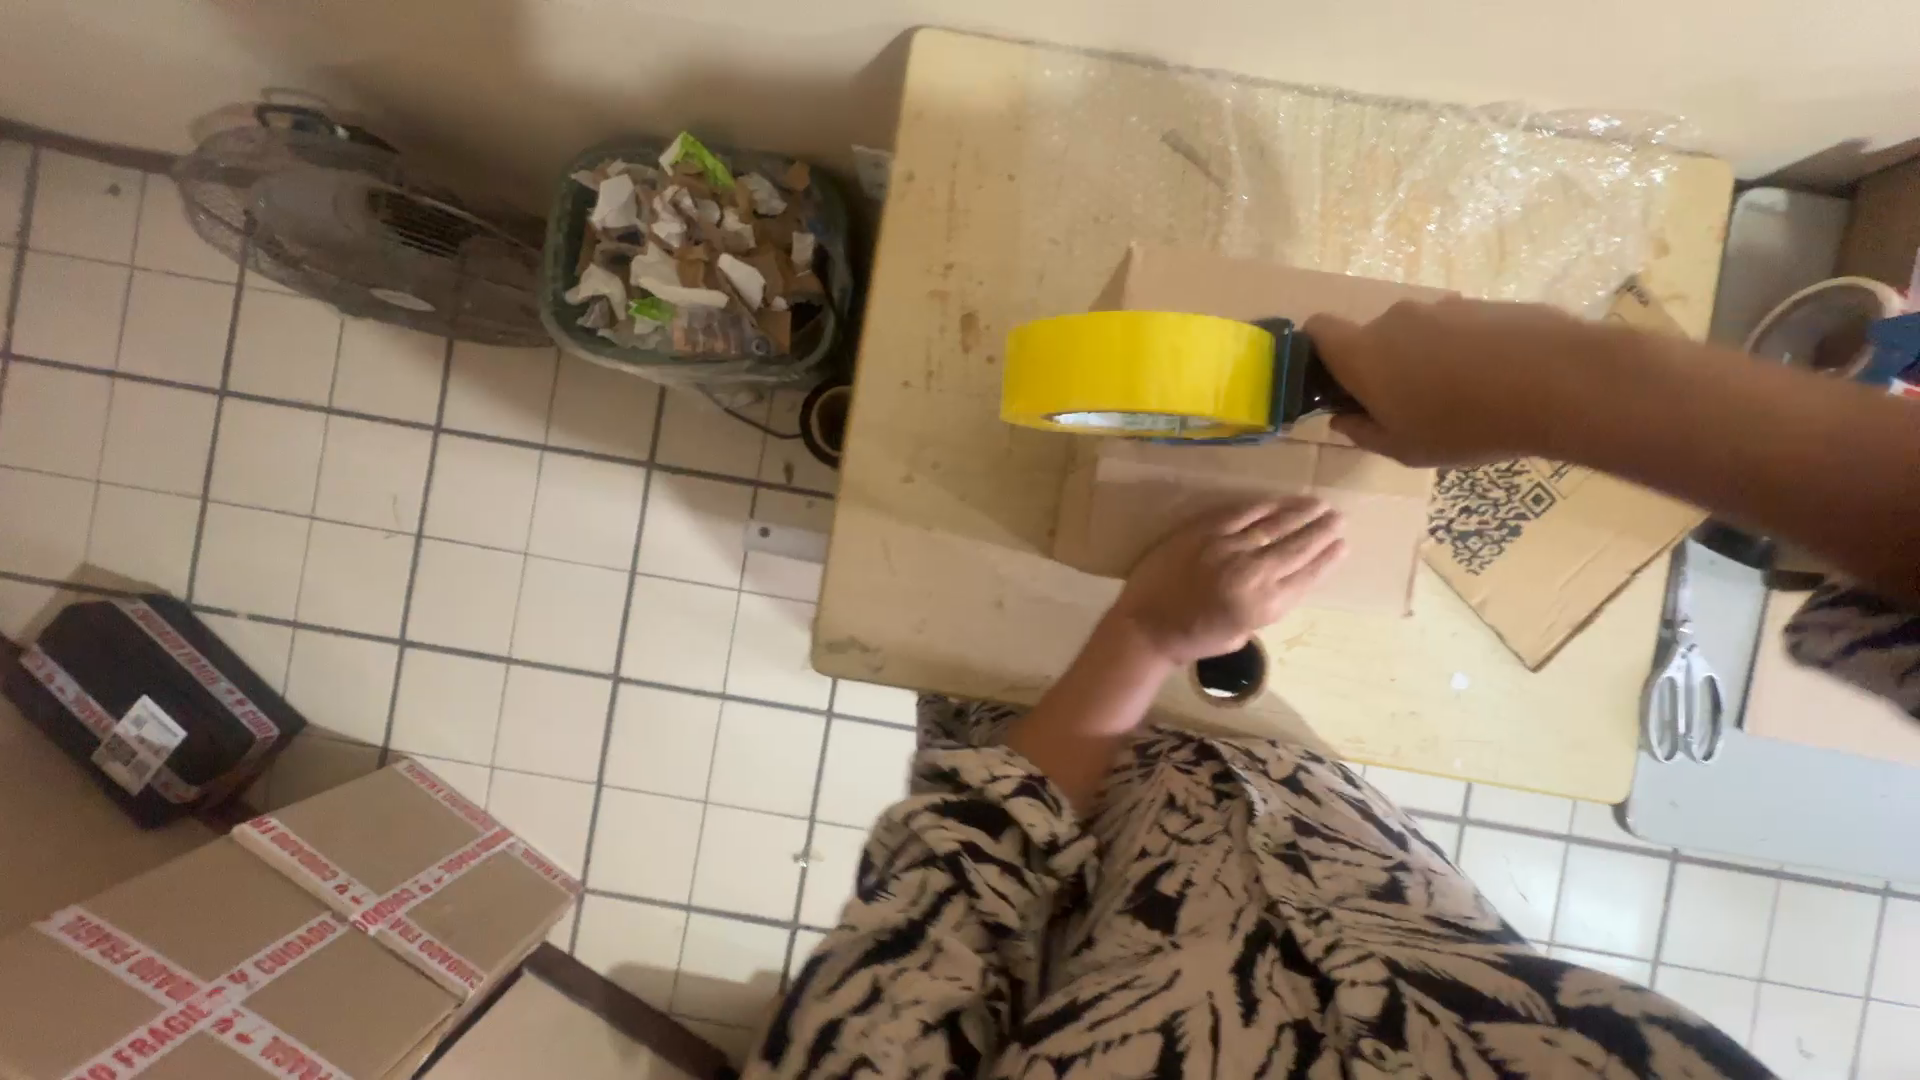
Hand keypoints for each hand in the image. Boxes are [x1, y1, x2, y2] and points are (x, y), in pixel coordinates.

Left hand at [1109, 499, 1346, 664]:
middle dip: (1321, 531)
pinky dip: (1266, 505)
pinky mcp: (1205, 532)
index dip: (1327, 559)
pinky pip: (1243, 513)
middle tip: (1339, 518)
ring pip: (1275, 526)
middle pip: (1297, 547)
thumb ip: (1265, 605)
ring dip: (1301, 514)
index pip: (1307, 576)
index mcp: (1265, 605)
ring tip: (1320, 505)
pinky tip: (1281, 501)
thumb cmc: (1193, 638)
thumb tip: (1280, 580)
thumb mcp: (1242, 632)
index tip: (1343, 545)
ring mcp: (1228, 549)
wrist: (1148, 627)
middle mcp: (1253, 574)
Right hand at [1305, 298, 1593, 465]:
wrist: (1562, 382)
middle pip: (1371, 337)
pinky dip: (1462, 352)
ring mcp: (1443, 307)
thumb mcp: (1403, 448)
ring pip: (1416, 334)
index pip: (1316, 330)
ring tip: (1457, 397)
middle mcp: (1395, 320)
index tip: (1334, 384)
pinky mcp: (1487, 305)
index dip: (1317, 352)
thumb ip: (1362, 432)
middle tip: (1402, 404)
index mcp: (1362, 353)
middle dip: (1378, 366)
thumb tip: (1343, 417)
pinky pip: (1458, 330)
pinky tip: (1492, 383)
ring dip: (1422, 359)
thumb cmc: (1463, 424)